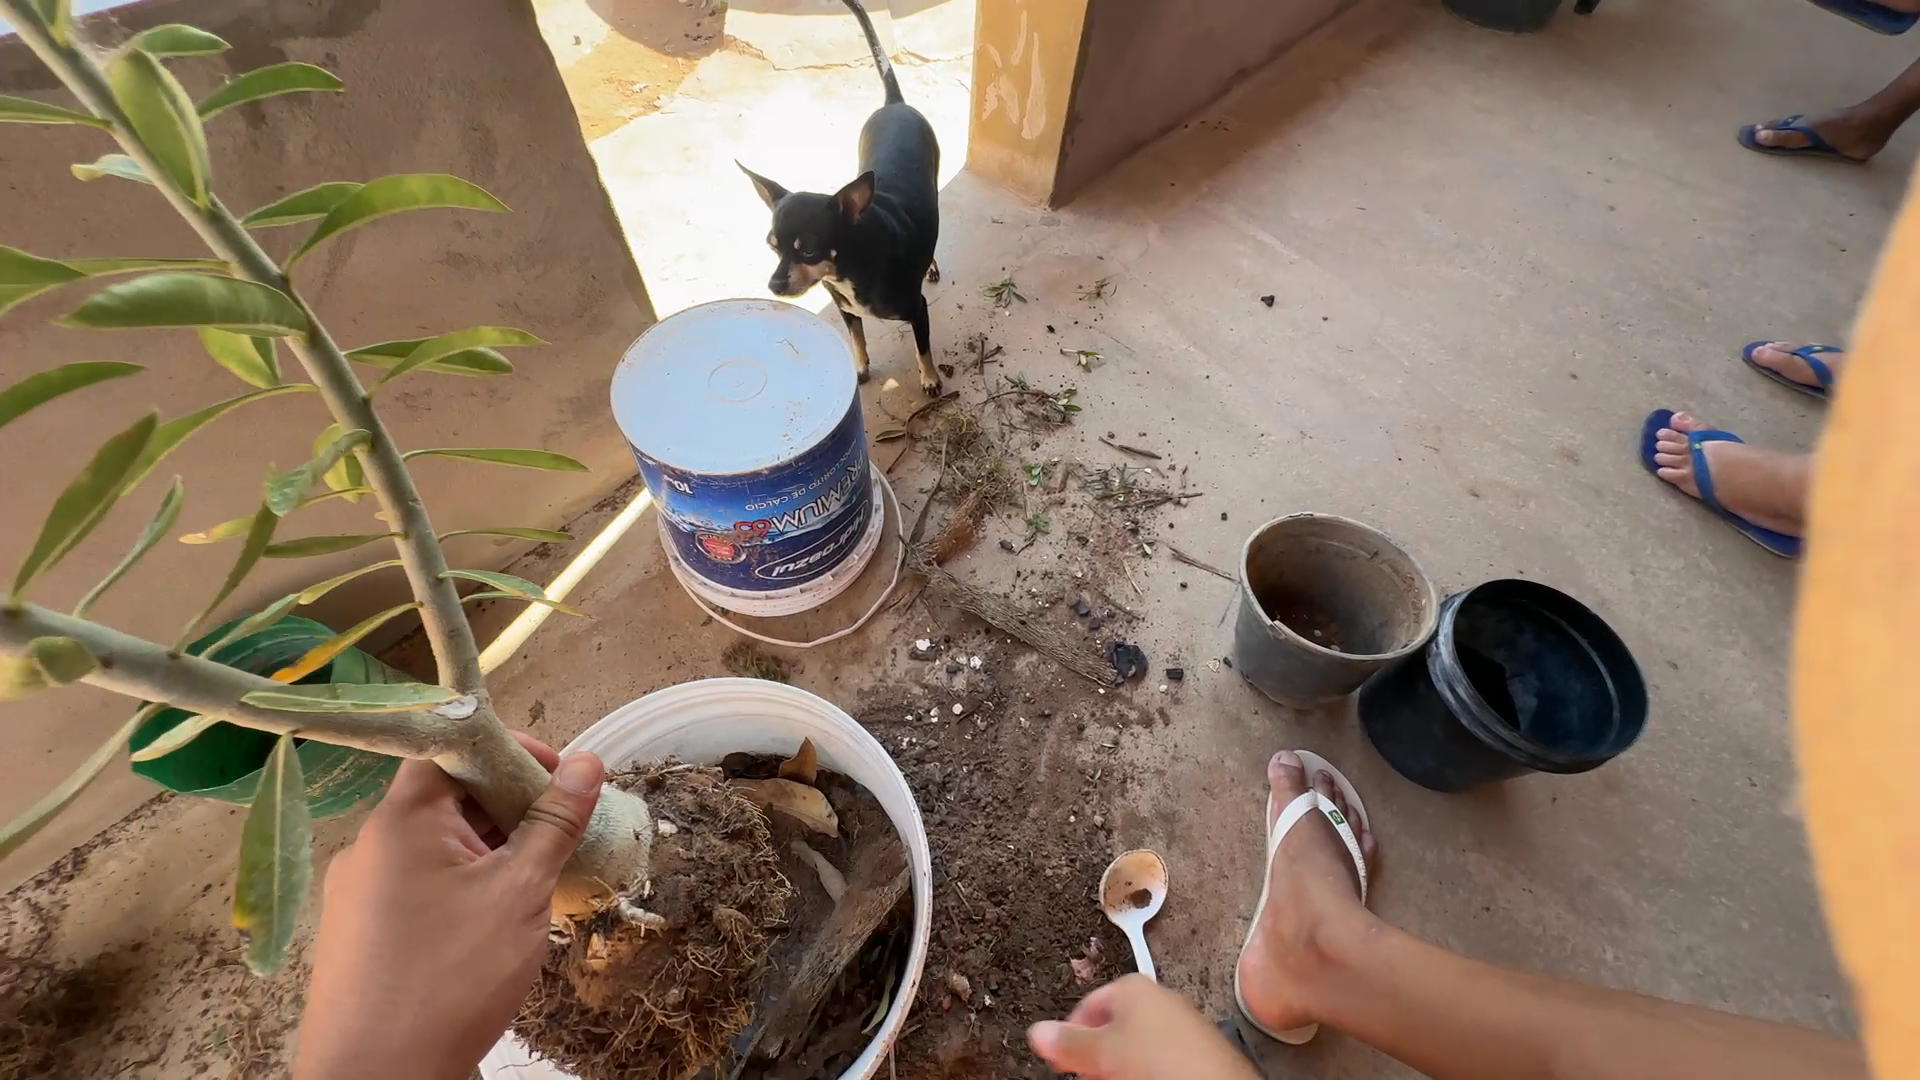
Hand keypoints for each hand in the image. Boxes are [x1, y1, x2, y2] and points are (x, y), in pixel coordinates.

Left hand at [293, 733, 603, 1079]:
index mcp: (400, 823)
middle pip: (449, 795)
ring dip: (494, 842)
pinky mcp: (362, 932)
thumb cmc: (452, 976)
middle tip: (559, 829)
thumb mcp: (521, 889)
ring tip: (537, 874)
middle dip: (512, 802)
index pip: (450, 750)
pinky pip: (423, 878)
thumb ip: (555, 819)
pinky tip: (499, 911)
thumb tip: (589, 760)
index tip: (557, 775)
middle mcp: (369, 848)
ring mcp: (359, 894)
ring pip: (440, 840)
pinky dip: (468, 876)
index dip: (507, 750)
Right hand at [1029, 975, 1260, 1079]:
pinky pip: (1161, 1058)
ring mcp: (1179, 1022)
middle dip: (1098, 1058)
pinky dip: (1148, 1070)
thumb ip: (1068, 1043)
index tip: (1066, 1067)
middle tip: (1091, 1078)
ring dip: (1121, 1068)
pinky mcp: (1199, 1050)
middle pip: (1112, 1028)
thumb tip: (1035, 1031)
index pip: (1086, 1007)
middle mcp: (1155, 996)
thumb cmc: (1158, 1062)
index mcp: (1130, 986)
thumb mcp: (1103, 1054)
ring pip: (1136, 1045)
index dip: (1072, 1038)